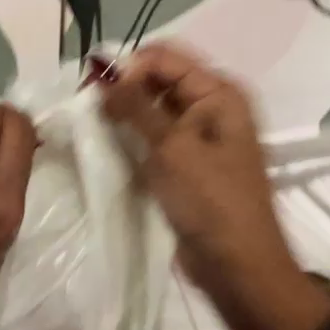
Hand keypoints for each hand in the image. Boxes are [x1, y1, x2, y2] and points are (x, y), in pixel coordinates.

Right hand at [102, 43, 329, 329]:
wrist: (240, 272)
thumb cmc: (213, 204)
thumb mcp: (173, 150)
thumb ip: (135, 106)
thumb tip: (101, 72)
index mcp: (219, 93)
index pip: (164, 57)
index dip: (130, 68)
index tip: (98, 94)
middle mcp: (210, 106)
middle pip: (157, 77)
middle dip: (123, 86)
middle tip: (88, 106)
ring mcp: (197, 134)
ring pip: (151, 105)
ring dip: (123, 111)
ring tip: (94, 124)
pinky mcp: (184, 161)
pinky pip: (152, 133)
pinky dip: (130, 133)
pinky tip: (108, 142)